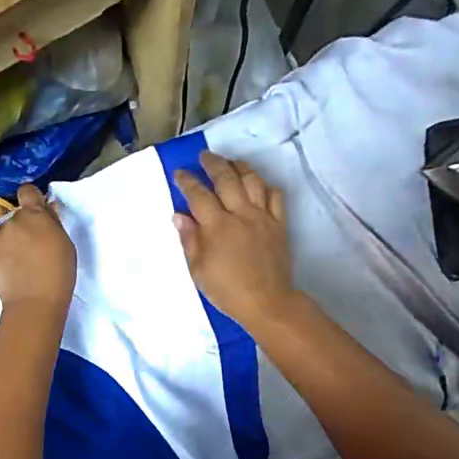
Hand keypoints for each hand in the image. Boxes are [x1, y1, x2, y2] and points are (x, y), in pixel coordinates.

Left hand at [0, 184, 76, 312]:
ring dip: (7, 238)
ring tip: (15, 259)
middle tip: (30, 247)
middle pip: (16, 215)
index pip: (27, 191)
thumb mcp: (65, 244)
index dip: (30, 198)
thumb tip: (47, 209)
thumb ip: (54, 224)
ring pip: (1, 229)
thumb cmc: (59, 274)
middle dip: (22, 226)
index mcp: (36, 215)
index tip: (34, 209)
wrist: (35, 301)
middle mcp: (14, 220)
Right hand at [173, 152, 299, 330]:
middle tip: (204, 157)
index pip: (199, 195)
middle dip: (213, 164)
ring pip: (252, 181)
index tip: (180, 174)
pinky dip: (266, 186)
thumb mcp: (199, 270)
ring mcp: (263, 217)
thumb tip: (180, 215)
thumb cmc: (227, 291)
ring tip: (231, 162)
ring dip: (240, 167)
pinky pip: (276, 196)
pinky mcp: (279, 224)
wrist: (267, 302)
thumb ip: (190, 240)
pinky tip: (258, 184)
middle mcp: (240, 214)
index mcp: (217, 226)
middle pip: (226, 179)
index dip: (187, 182)